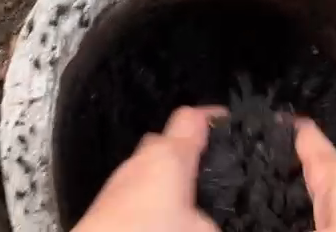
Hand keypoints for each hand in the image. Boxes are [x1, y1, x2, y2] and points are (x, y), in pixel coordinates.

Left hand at [72, 107, 221, 231]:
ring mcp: (122, 177)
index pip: (191, 118)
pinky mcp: (110, 199)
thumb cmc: (152, 231)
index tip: (225, 119)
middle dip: (187, 153)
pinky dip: (151, 196)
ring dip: (168, 179)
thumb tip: (210, 221)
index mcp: (169, 155)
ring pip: (150, 167)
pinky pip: (137, 187)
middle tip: (208, 169)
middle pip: (168, 142)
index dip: (210, 116)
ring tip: (187, 200)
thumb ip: (212, 218)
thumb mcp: (202, 230)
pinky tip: (160, 219)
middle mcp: (142, 158)